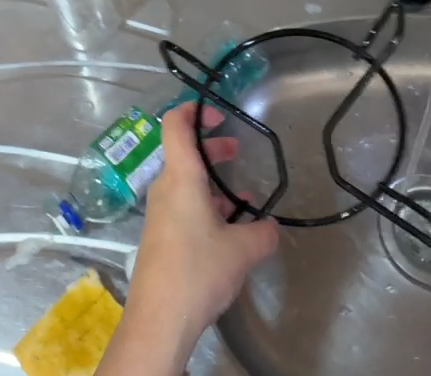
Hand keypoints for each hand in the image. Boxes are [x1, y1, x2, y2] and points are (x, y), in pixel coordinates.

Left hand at [124, 102, 278, 348]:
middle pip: (183, 152)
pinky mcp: (160, 235)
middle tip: (236, 150)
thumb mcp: (242, 251)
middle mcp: (165, 188)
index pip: (175, 124)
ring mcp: (159, 212)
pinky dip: (203, 203)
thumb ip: (262, 234)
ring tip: (240, 197)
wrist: (158, 320)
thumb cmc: (197, 271)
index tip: (218, 115)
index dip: (193, 110)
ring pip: (184, 181)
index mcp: (180, 177)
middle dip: (211, 148)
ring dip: (210, 181)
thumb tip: (272, 228)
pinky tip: (227, 228)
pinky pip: (182, 205)